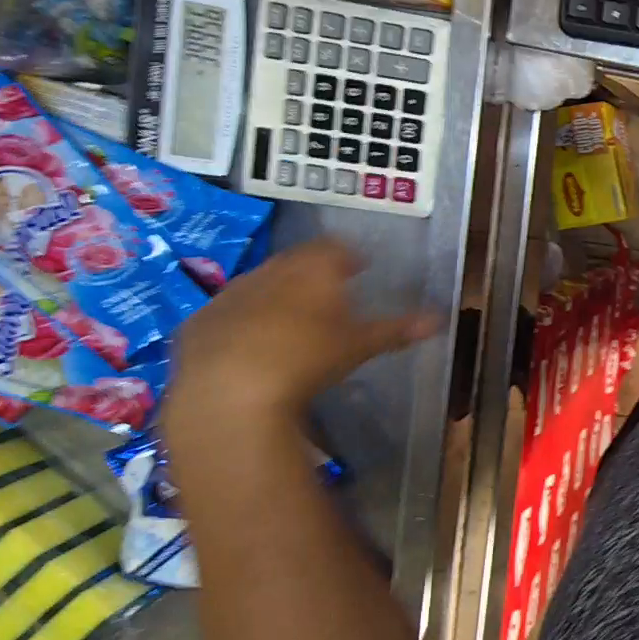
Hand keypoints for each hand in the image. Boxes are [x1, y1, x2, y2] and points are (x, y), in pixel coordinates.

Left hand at [162, 240, 437, 433]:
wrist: (228, 392)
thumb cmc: (308, 358)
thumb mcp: (361, 346)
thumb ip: (398, 330)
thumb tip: (440, 319)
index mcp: (313, 270)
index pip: (334, 247)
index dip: (348, 255)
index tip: (359, 268)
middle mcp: (270, 272)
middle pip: (294, 261)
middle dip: (311, 272)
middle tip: (329, 291)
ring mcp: (229, 295)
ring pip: (259, 283)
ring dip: (276, 293)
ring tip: (292, 318)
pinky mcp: (198, 322)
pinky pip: (228, 311)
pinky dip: (243, 318)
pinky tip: (251, 343)